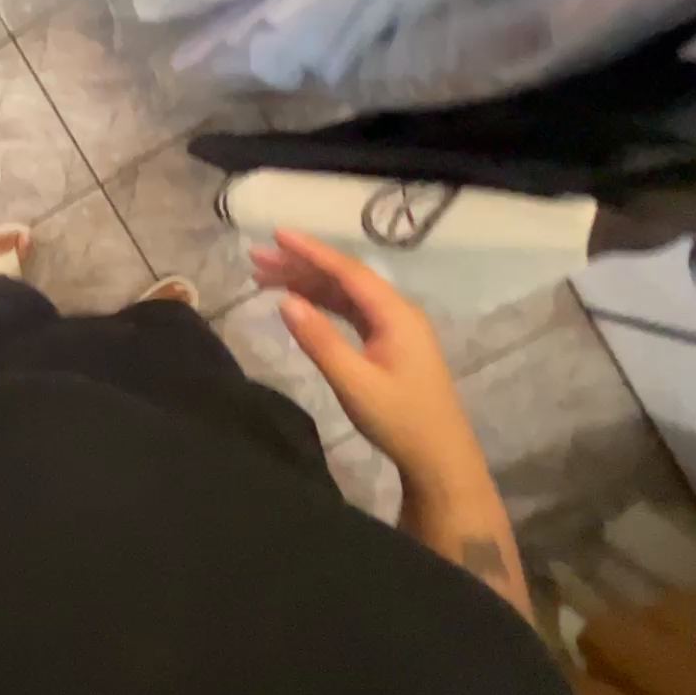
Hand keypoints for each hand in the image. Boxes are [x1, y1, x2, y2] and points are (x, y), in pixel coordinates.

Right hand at [251, 230, 490, 493]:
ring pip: (343, 292)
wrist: (439, 459)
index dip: (310, 251)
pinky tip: (294, 300)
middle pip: (342, 277)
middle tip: (256, 257)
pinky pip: (347, 309)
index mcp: (396, 315)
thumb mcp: (353, 382)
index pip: (347, 271)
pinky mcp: (386, 341)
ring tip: (263, 277)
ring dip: (304, 281)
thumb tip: (284, 301)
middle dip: (299, 264)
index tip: (275, 235)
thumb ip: (319, 339)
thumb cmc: (399, 420)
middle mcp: (396, 311)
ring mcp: (392, 326)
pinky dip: (318, 300)